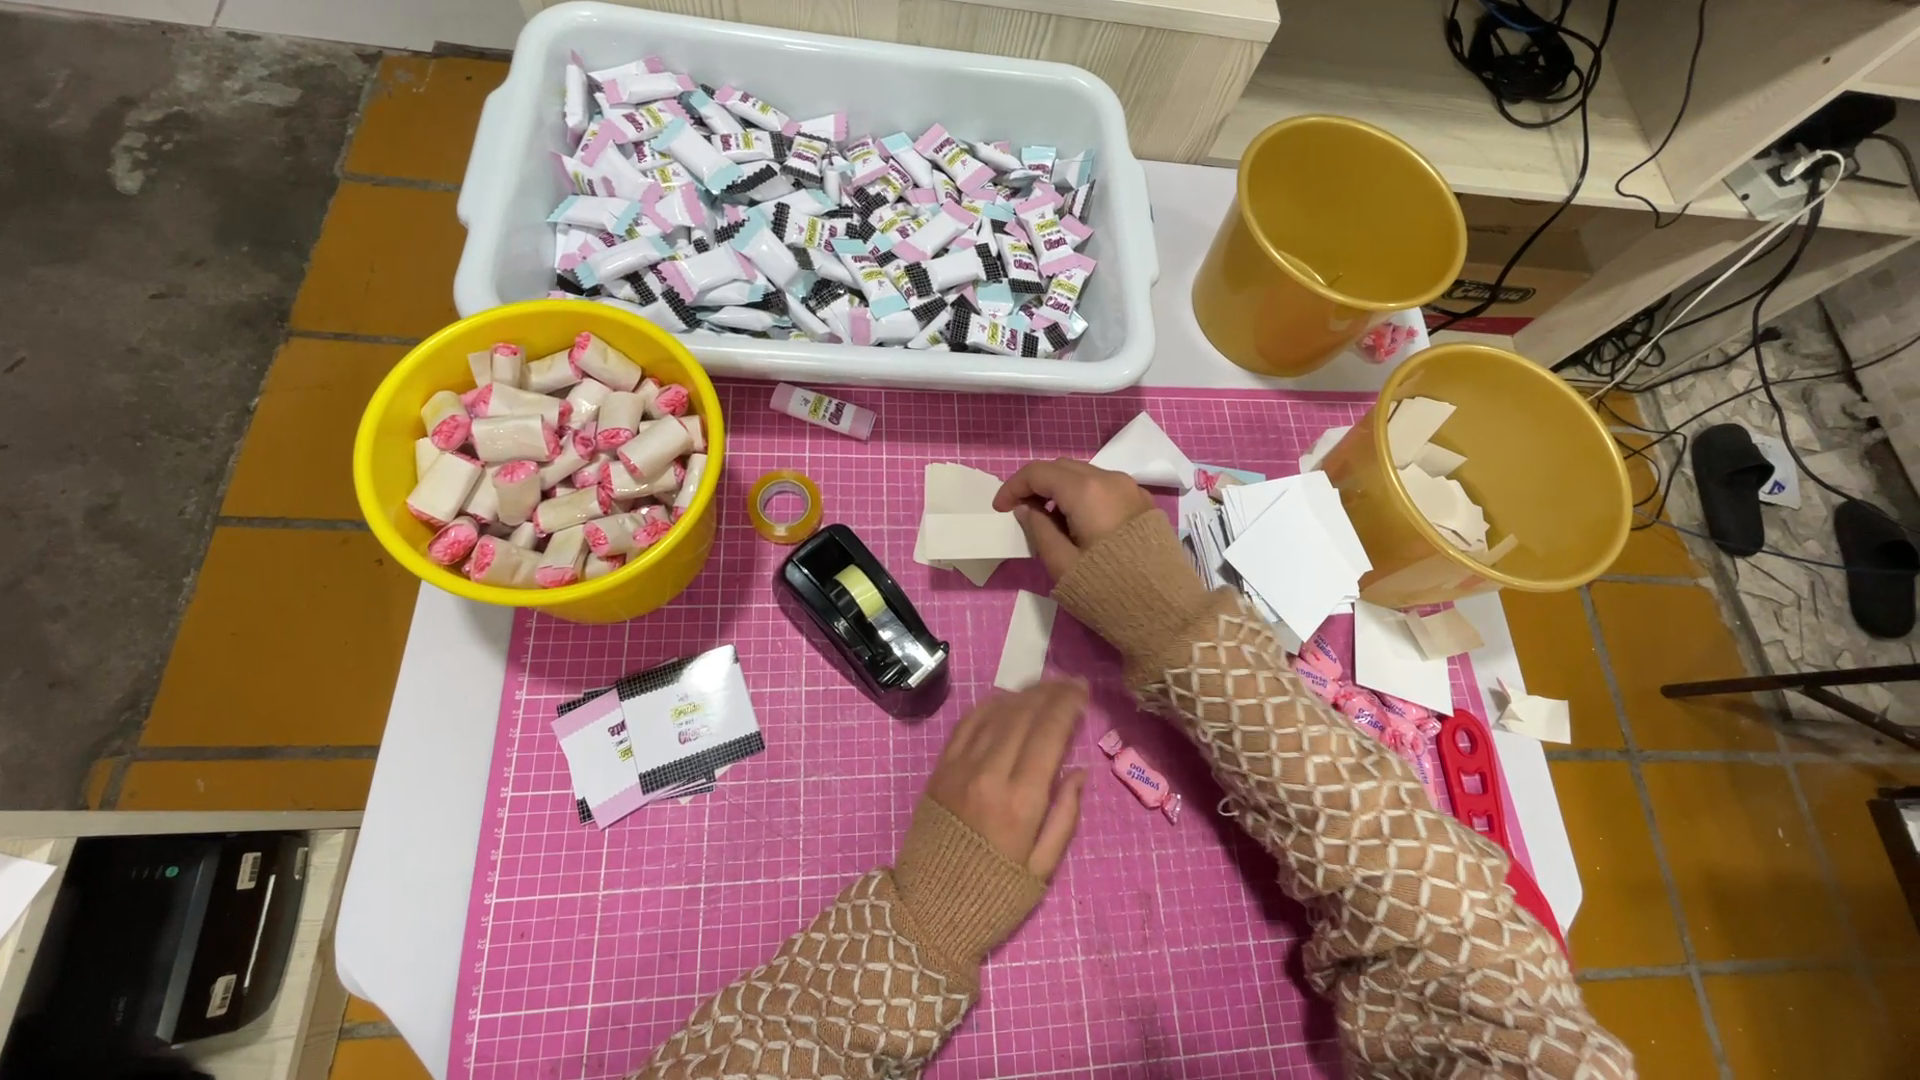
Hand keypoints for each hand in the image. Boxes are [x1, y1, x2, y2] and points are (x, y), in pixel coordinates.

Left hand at [923, 679, 1088, 879]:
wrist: (929, 909)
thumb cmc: (994, 896)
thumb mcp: (1042, 870)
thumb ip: (1065, 817)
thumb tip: (1079, 771)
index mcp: (1022, 802)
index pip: (1049, 734)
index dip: (1068, 706)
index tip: (1083, 692)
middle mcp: (990, 774)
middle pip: (1025, 715)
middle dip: (1051, 693)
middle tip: (1070, 684)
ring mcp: (961, 767)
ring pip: (997, 713)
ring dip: (1024, 694)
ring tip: (1046, 687)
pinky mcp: (941, 768)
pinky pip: (968, 723)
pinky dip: (991, 705)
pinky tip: (1008, 701)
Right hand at [994, 459, 1154, 581]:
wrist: (1166, 612)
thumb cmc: (1106, 590)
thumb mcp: (1061, 564)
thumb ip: (1039, 529)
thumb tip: (1027, 509)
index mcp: (1087, 490)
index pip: (1039, 473)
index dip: (1014, 487)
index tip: (1000, 509)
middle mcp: (1111, 479)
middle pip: (1063, 468)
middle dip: (1036, 485)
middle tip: (1020, 512)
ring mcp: (1132, 489)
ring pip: (1085, 476)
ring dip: (1059, 490)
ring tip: (1047, 520)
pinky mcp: (1143, 504)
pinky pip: (1104, 488)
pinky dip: (1082, 496)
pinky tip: (1076, 523)